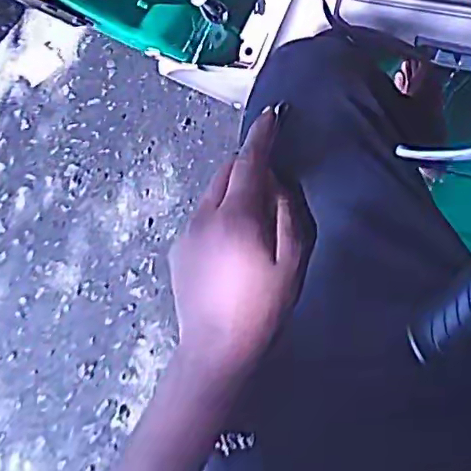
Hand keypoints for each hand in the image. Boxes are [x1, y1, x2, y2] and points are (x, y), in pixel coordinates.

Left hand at [168, 107, 306, 377]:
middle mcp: (206, 216)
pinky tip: (234, 241)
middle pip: (228, 170)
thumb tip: (280, 181)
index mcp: (237, 217)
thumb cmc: (261, 309)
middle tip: (273, 186)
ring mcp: (188, 232)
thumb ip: (288, 212)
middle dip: (250, 165)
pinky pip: (204, 211)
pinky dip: (221, 209)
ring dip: (235, 188)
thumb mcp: (291, 260)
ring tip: (254, 219)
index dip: (263, 136)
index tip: (272, 116)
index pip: (250, 162)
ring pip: (214, 189)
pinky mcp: (179, 247)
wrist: (214, 354)